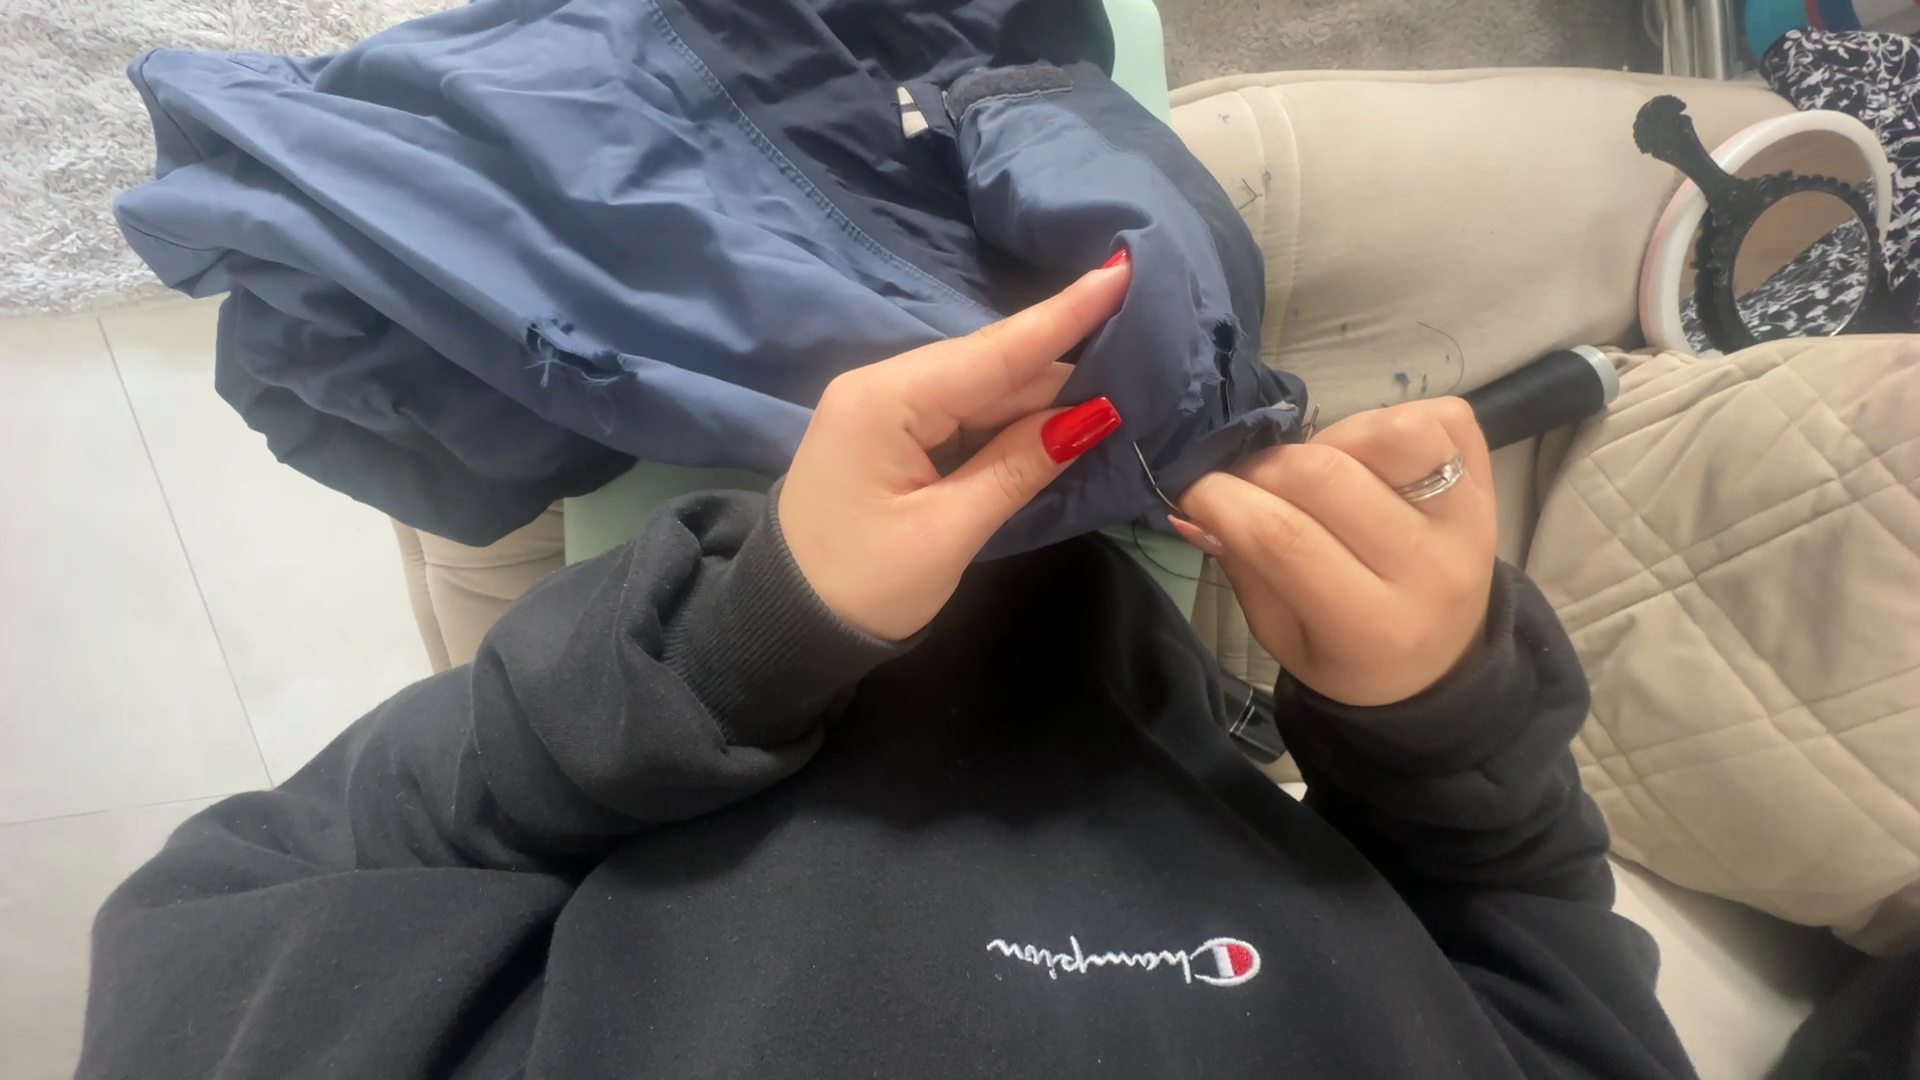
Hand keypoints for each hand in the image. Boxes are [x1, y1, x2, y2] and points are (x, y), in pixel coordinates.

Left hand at [779, 255, 1131, 640]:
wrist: (791, 624)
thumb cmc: (863, 587)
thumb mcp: (947, 532)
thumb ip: (1017, 467)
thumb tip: (1091, 415)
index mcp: (885, 402)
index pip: (992, 353)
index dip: (1062, 316)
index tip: (1120, 270)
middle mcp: (882, 389)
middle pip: (989, 372)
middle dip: (1059, 371)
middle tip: (1139, 364)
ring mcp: (883, 412)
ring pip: (978, 396)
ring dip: (1038, 403)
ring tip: (1112, 395)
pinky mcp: (890, 439)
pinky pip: (960, 421)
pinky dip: (1006, 429)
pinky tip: (1053, 429)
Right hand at [1174, 398, 1497, 707]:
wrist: (1438, 661)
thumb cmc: (1343, 653)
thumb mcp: (1278, 633)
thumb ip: (1241, 564)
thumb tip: (1192, 503)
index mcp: (1370, 626)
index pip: (1281, 538)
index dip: (1219, 499)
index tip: (1191, 492)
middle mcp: (1430, 569)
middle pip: (1323, 476)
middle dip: (1260, 467)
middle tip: (1246, 484)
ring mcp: (1471, 518)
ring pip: (1392, 433)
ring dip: (1329, 438)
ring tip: (1314, 470)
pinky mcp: (1489, 481)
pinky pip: (1440, 416)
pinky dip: (1385, 424)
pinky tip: (1363, 459)